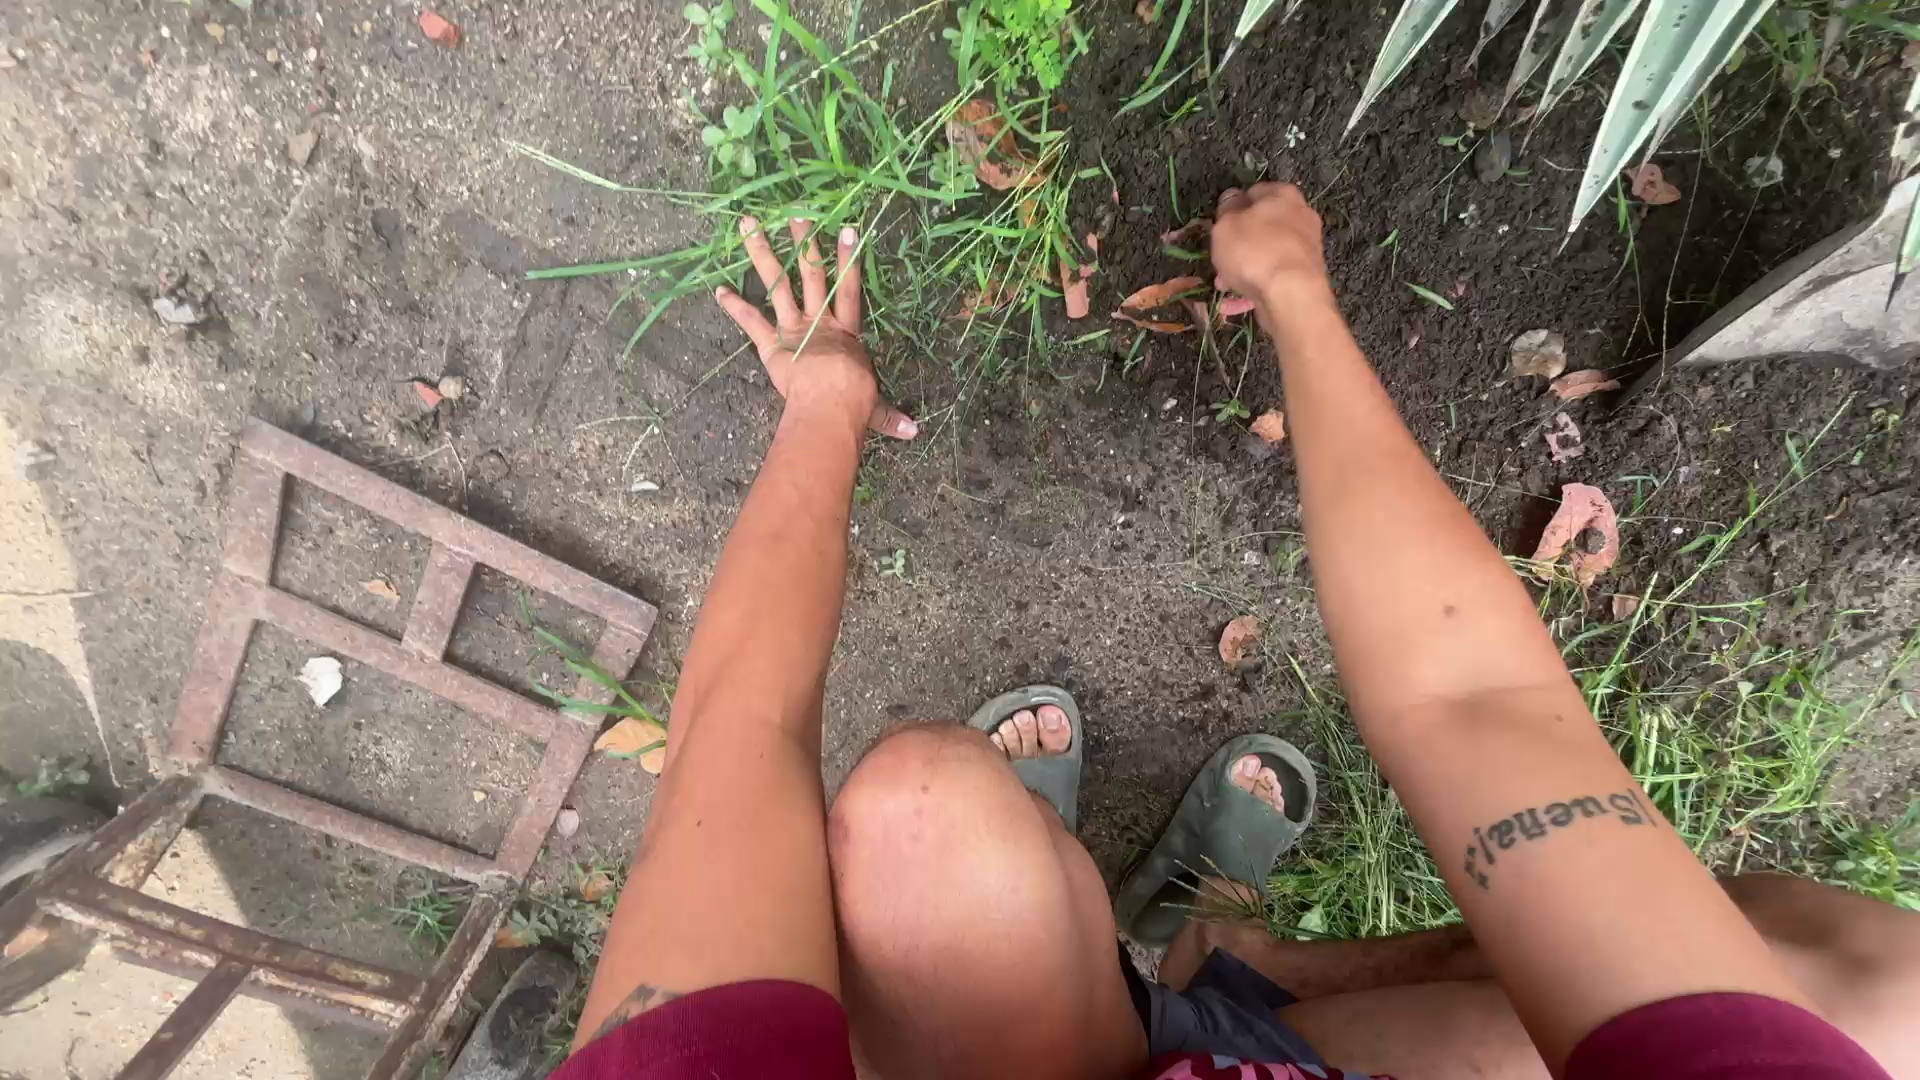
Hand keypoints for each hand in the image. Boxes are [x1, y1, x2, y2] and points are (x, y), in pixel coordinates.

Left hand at [715, 217, 917, 439]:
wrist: (831, 403)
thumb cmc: (856, 402)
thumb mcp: (876, 409)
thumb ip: (891, 417)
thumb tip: (914, 433)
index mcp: (846, 335)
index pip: (848, 290)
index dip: (848, 260)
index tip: (847, 229)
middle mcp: (819, 324)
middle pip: (812, 276)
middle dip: (805, 244)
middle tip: (797, 213)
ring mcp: (794, 330)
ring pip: (778, 285)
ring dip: (763, 254)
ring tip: (749, 224)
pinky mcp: (771, 346)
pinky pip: (751, 323)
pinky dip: (735, 307)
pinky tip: (718, 289)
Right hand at [1209, 183, 1332, 311]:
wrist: (1291, 293)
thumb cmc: (1253, 252)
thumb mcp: (1225, 226)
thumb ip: (1226, 210)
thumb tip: (1231, 197)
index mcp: (1282, 194)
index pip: (1253, 192)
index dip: (1233, 209)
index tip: (1219, 228)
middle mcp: (1300, 214)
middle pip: (1262, 226)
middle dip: (1239, 244)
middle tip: (1221, 261)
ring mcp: (1306, 245)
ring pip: (1267, 253)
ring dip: (1245, 268)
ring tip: (1226, 286)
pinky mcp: (1306, 273)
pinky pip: (1274, 276)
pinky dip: (1257, 286)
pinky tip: (1237, 301)